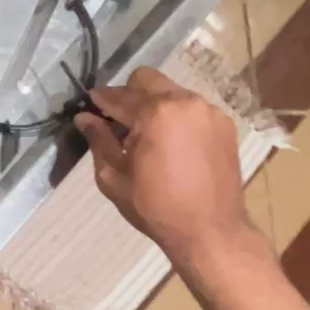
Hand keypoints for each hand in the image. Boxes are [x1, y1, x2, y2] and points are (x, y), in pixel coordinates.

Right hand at [74, 66, 259, 267]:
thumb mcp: (114, 177)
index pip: (120, 96)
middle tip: (119, 123)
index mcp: (156, 114)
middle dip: (129, 95)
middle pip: (148, 80)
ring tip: (147, 138)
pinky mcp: (224, 124)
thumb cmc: (154, 207)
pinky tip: (171, 146)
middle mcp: (185, 102)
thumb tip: (84, 118)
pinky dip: (176, 118)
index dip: (101, 100)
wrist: (209, 229)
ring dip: (154, 106)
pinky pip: (192, 109)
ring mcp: (209, 111)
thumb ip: (99, 141)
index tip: (90, 104)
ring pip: (172, 92)